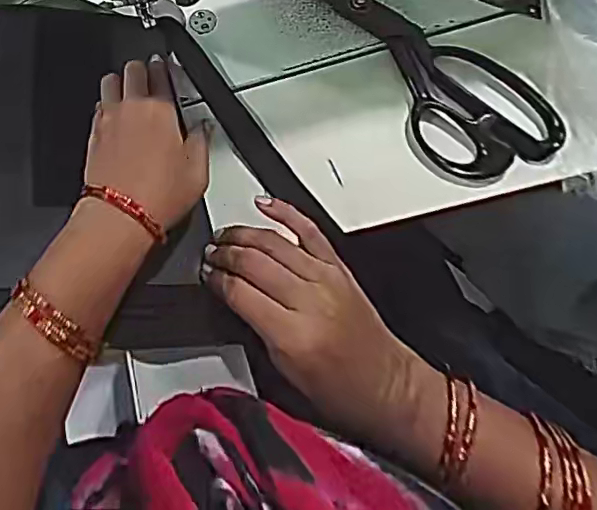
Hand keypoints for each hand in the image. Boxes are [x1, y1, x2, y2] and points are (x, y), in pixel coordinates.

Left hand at [84, 58, 209, 231]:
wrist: (120, 214)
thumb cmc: (158, 196)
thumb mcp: (197, 172)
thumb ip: (202, 141)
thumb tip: (204, 128)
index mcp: (161, 110)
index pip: (161, 73)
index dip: (164, 66)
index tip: (165, 66)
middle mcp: (132, 107)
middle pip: (132, 68)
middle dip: (141, 68)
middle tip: (148, 76)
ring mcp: (109, 117)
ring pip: (109, 80)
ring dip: (119, 81)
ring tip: (128, 89)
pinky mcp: (94, 131)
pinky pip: (98, 105)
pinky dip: (106, 104)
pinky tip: (114, 115)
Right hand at [203, 197, 437, 446]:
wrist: (391, 389)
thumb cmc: (343, 391)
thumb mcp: (285, 374)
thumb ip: (253, 330)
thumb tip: (227, 295)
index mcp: (294, 335)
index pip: (239, 290)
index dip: (215, 278)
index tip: (205, 275)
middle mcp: (310, 301)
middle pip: (252, 261)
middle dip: (223, 253)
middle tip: (209, 254)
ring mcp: (326, 278)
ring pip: (272, 241)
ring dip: (241, 234)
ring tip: (223, 236)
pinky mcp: (338, 267)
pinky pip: (307, 229)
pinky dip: (284, 211)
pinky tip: (263, 204)